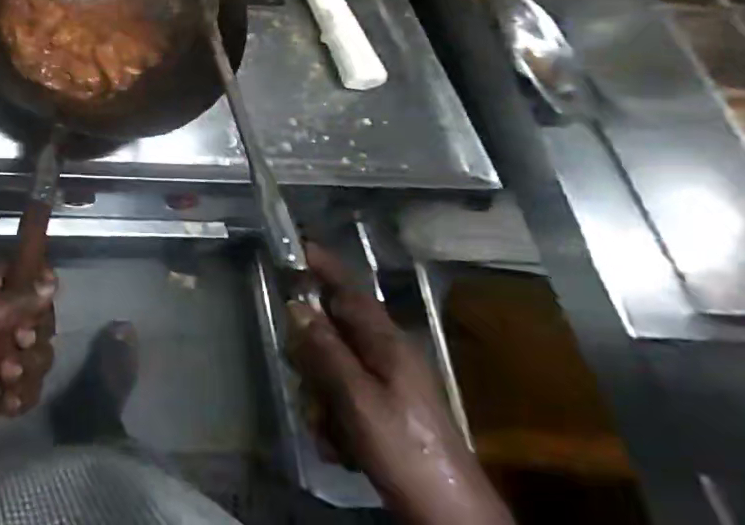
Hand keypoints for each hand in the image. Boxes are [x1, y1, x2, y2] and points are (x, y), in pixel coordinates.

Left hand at [0, 264, 56, 502]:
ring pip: (40, 354)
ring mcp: (5, 357)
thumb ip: (16, 300)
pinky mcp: (8, 391)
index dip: (36, 276)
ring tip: (4, 375)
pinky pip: (33, 388)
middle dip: (35, 331)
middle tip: (20, 339)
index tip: (49, 284)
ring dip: (26, 367)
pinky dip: (20, 394)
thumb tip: (52, 279)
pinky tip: (3, 400)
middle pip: (40, 316)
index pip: (19, 274)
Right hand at [287, 242, 513, 524]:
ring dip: (319, 398)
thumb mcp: (356, 397)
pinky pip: (341, 402)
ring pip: (330, 370)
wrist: (448, 516)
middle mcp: (386, 358)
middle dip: (310, 358)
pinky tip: (338, 448)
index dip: (324, 267)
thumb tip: (296, 305)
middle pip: (330, 333)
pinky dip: (333, 422)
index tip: (296, 246)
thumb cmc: (404, 447)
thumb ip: (324, 350)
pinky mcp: (383, 416)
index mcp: (386, 344)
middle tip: (306, 383)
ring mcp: (386, 388)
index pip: (350, 291)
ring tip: (327, 430)